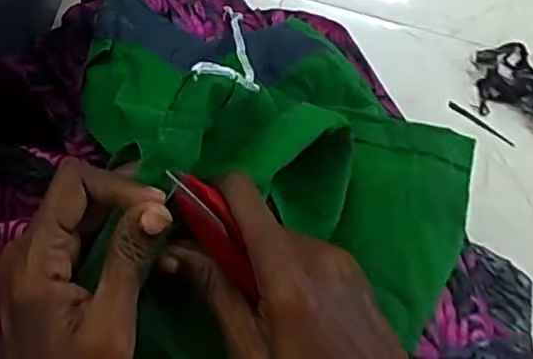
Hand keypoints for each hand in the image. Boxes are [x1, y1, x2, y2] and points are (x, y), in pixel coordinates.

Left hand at [0, 159, 172, 358]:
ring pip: (77, 215)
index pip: (73, 181)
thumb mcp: (109, 330)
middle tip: (166, 208)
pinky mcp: (41, 278)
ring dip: (119, 215)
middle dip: (121, 196)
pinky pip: (75, 240)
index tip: (157, 204)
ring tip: (159, 222)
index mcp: (33, 252)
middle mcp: (25, 245)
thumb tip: (157, 205)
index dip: (116, 183)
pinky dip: (108, 237)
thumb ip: (128, 261)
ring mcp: (30, 262)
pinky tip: (140, 246)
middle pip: (74, 194)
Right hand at [161, 172, 401, 358]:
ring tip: (262, 305)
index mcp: (287, 268)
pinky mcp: (357, 273)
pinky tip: (294, 310)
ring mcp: (341, 259)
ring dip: (263, 258)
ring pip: (283, 238)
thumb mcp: (253, 354)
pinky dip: (290, 268)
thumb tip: (176, 248)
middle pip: (258, 220)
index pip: (240, 190)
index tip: (188, 212)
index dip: (208, 190)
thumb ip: (216, 292)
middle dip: (233, 240)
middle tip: (218, 276)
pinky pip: (309, 254)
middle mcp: (316, 249)